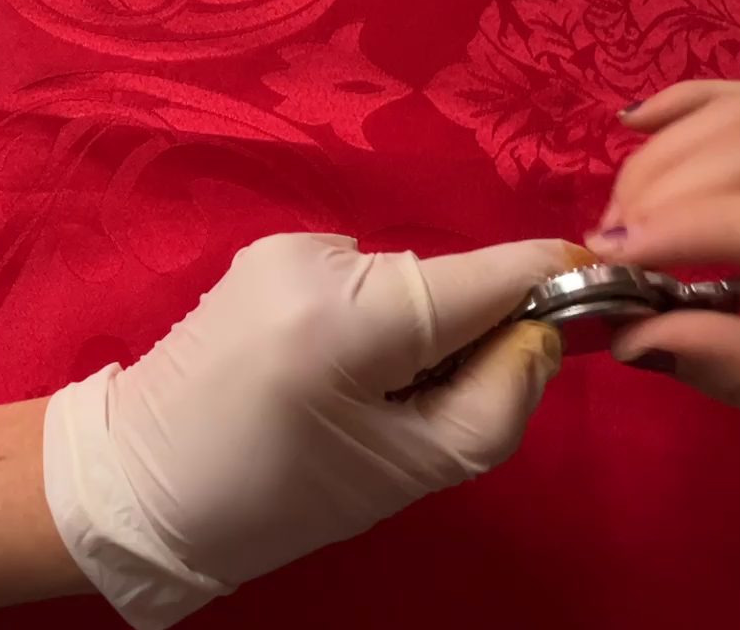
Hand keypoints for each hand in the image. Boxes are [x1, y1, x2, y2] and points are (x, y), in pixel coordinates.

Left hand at [42, 233, 571, 628]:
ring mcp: (285, 245)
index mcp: (352, 309)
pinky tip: (320, 369)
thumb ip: (498, 398)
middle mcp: (319, 253)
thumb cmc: (274, 495)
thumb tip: (540, 331)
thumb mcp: (407, 469)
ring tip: (355, 396)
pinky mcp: (265, 254)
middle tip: (421, 407)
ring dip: (409, 330)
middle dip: (463, 335)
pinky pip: (351, 281)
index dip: (554, 282)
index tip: (594, 299)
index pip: (491, 271)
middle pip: (443, 282)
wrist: (145, 477)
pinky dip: (364, 320)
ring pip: (398, 283)